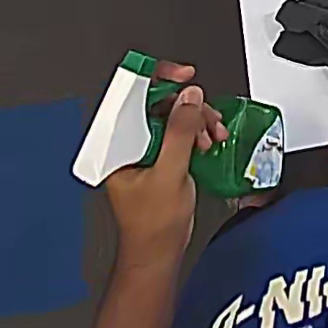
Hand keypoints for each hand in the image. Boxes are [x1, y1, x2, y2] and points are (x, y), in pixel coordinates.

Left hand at [104, 62, 226, 268]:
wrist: (158, 252)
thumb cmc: (152, 225)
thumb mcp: (170, 173)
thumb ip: (179, 132)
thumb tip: (189, 99)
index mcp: (117, 146)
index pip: (132, 97)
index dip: (158, 79)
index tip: (183, 75)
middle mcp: (127, 144)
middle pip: (157, 103)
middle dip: (188, 106)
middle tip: (206, 114)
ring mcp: (144, 150)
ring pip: (172, 115)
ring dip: (198, 120)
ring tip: (210, 134)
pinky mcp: (159, 156)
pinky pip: (179, 130)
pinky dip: (197, 131)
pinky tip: (208, 140)